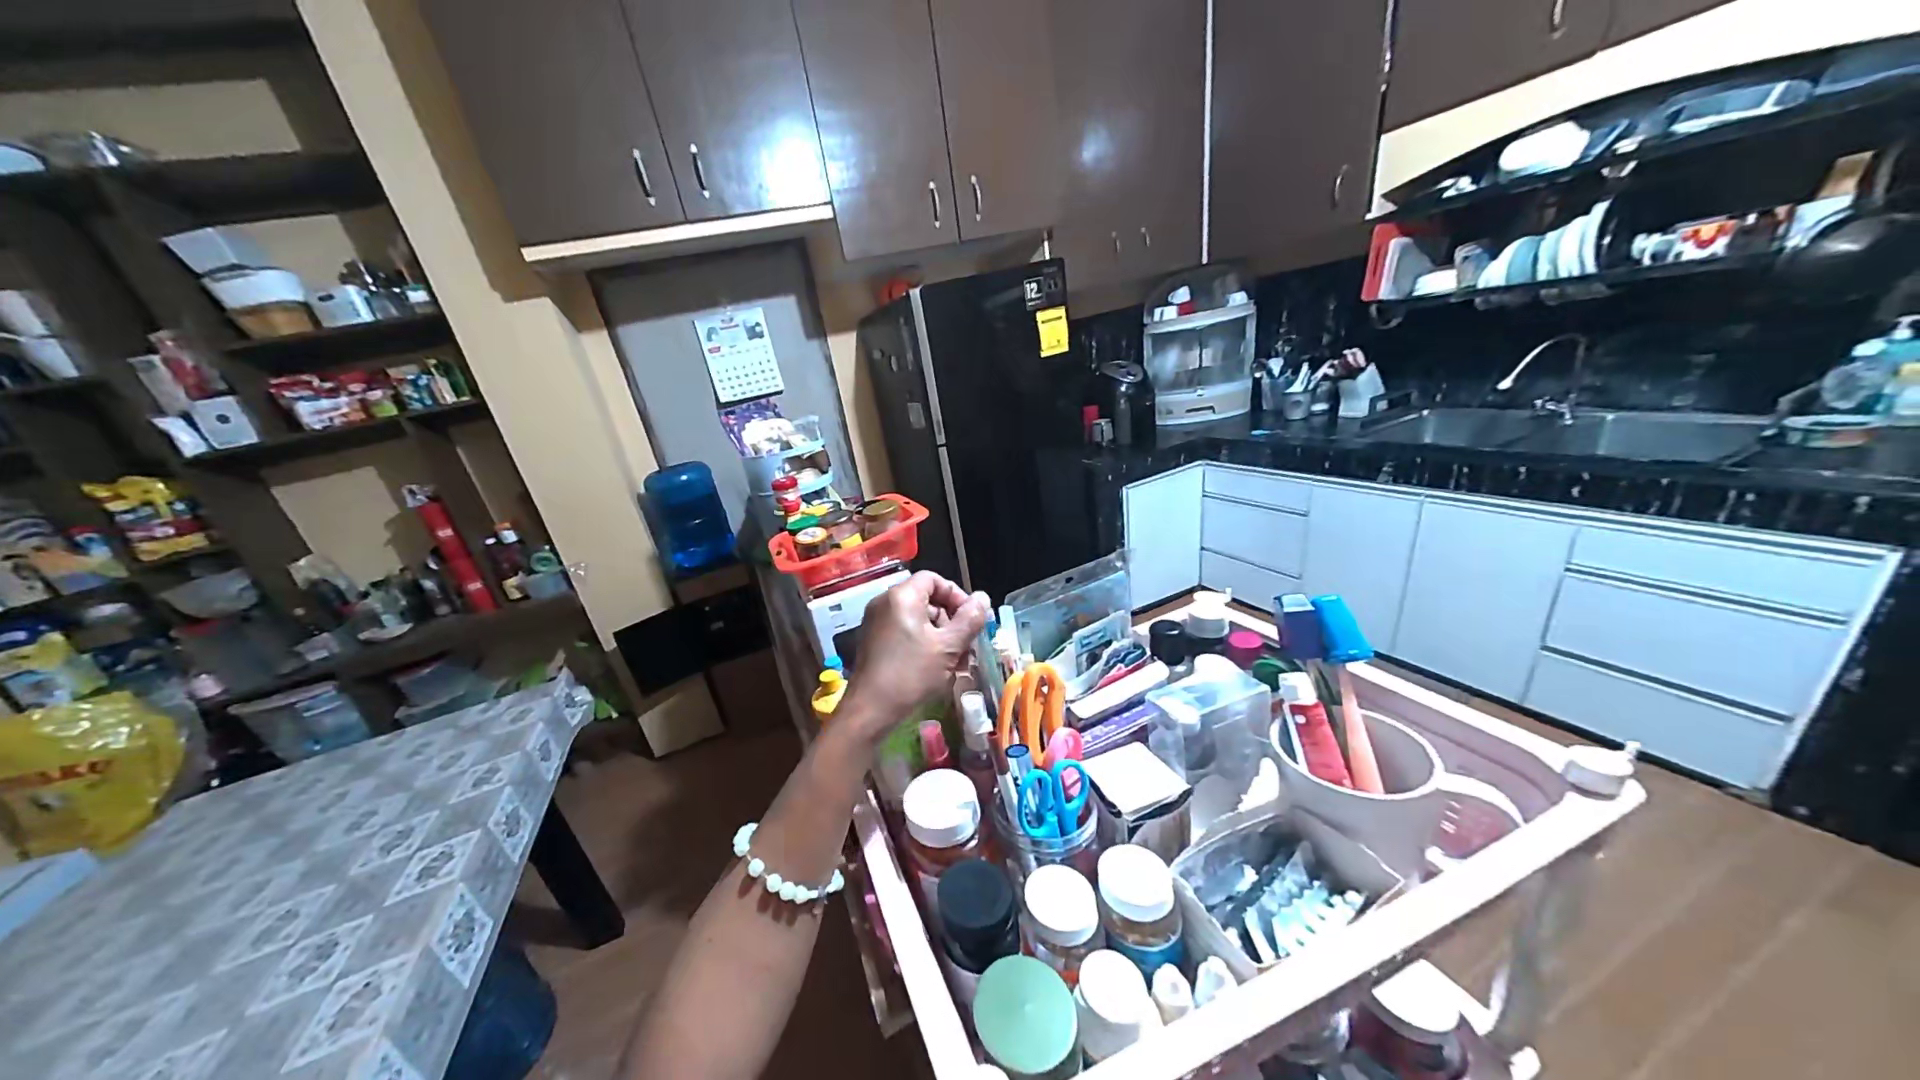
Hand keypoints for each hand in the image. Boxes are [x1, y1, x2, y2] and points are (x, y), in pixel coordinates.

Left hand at [839, 571, 988, 745]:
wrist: (871, 710)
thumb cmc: (912, 674)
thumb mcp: (949, 647)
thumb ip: (969, 619)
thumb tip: (982, 599)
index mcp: (902, 596)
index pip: (934, 579)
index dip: (956, 595)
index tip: (970, 619)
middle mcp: (885, 603)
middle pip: (926, 599)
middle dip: (950, 619)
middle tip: (966, 644)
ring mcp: (876, 622)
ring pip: (917, 618)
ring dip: (940, 635)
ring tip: (955, 661)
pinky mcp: (873, 641)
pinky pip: (903, 631)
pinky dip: (922, 643)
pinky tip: (936, 667)